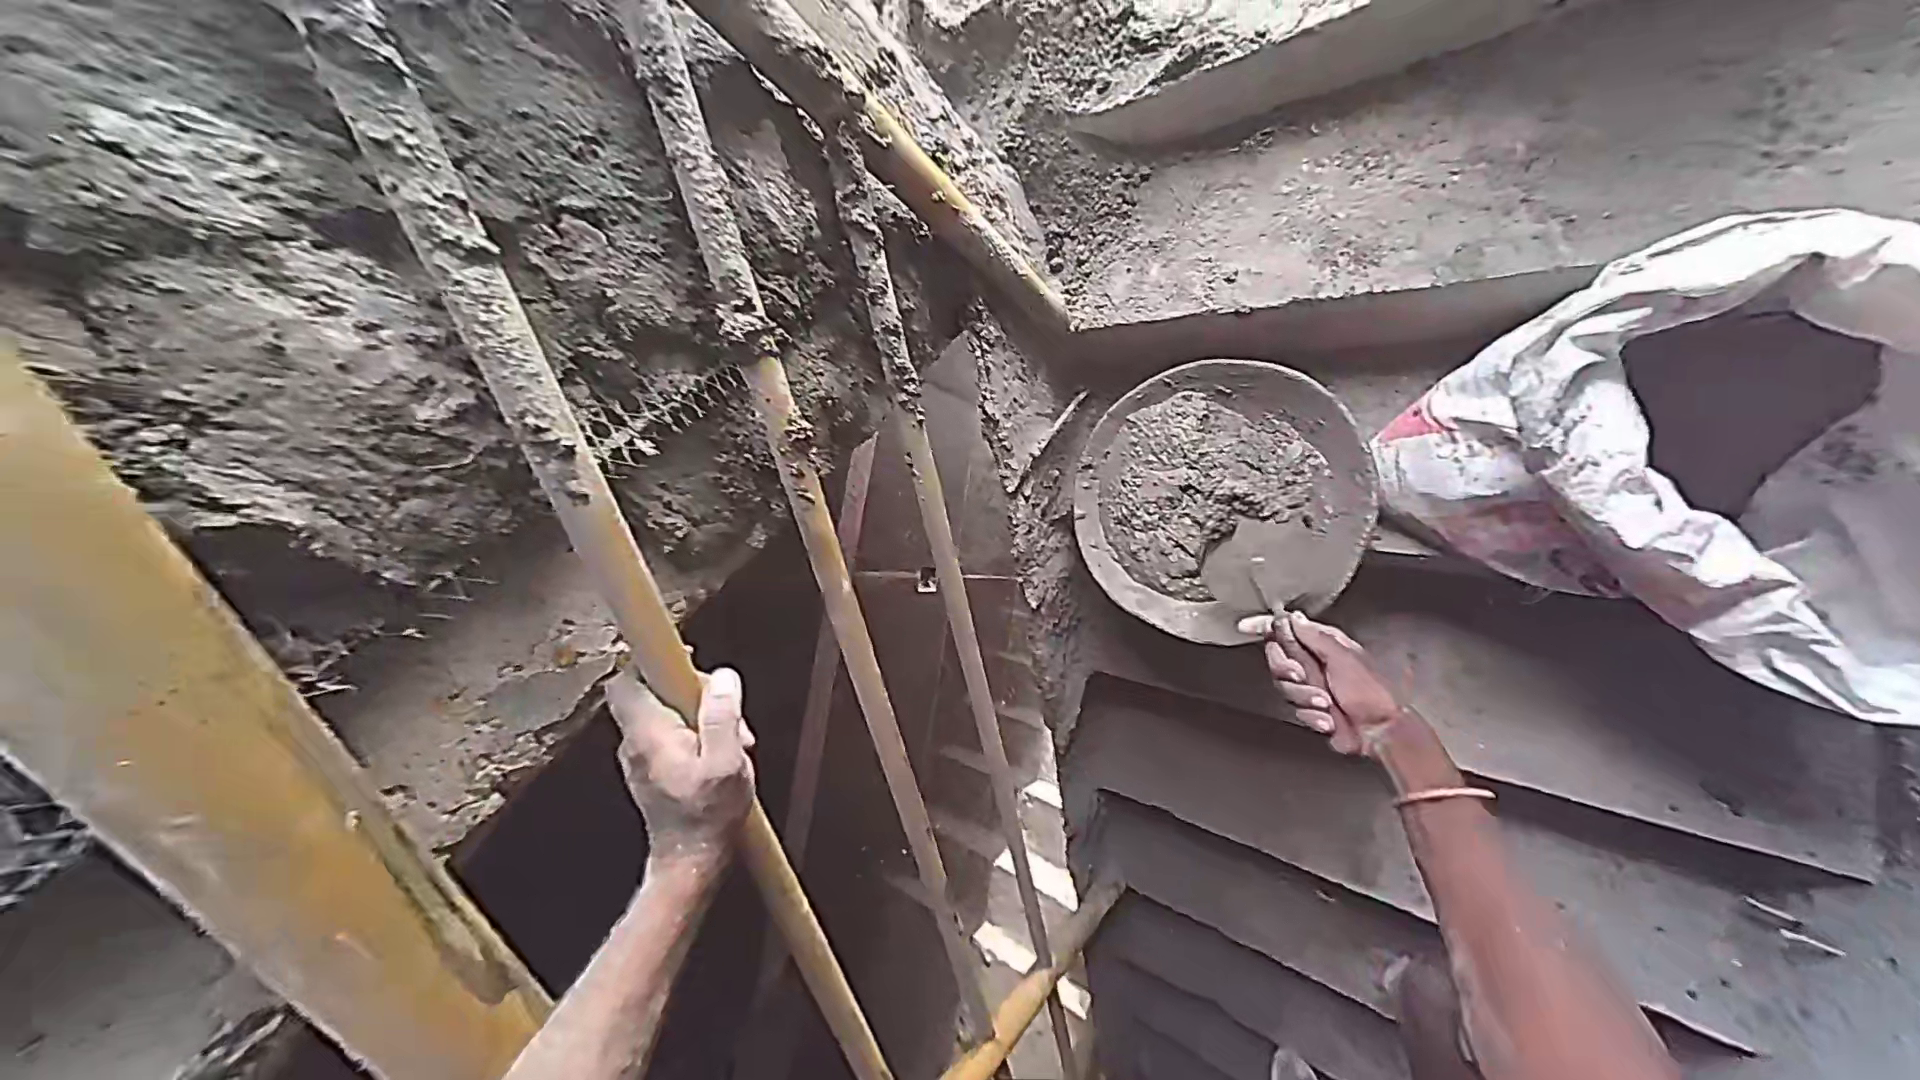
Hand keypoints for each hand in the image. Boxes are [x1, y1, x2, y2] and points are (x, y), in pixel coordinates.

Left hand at [606, 666, 755, 859]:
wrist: (690, 861)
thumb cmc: (708, 816)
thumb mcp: (728, 763)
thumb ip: (722, 716)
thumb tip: (722, 678)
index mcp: (649, 736)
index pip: (625, 681)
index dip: (652, 662)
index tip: (685, 659)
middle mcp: (635, 743)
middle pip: (654, 692)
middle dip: (695, 694)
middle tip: (729, 715)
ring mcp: (640, 756)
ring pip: (666, 712)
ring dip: (701, 716)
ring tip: (732, 742)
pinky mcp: (651, 767)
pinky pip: (669, 732)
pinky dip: (695, 733)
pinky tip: (721, 754)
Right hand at [1236, 610, 1403, 756]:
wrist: (1383, 733)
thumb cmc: (1374, 693)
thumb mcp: (1345, 656)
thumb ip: (1315, 636)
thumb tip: (1292, 618)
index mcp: (1322, 646)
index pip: (1286, 630)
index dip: (1264, 626)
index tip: (1246, 626)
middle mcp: (1313, 664)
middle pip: (1276, 659)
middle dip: (1285, 669)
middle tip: (1300, 675)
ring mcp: (1310, 687)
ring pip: (1283, 687)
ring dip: (1303, 696)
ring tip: (1325, 703)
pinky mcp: (1309, 710)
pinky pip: (1295, 710)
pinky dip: (1312, 716)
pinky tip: (1329, 719)